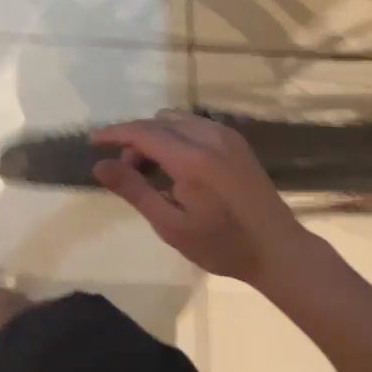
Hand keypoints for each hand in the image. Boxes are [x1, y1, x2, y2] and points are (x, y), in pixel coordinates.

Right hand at [91, 110, 314, 286]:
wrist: (278, 250)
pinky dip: (176, 135)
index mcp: (191, 159)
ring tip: (152, 171)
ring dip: (155, 136)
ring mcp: (224, 136)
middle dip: (134, 139)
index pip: (142, 132)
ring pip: (175, 120)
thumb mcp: (170, 225)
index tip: (93, 141)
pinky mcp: (235, 141)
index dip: (114, 133)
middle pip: (157, 122)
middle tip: (126, 171)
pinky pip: (194, 125)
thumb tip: (100, 165)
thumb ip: (134, 190)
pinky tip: (177, 166)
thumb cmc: (221, 245)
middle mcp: (207, 137)